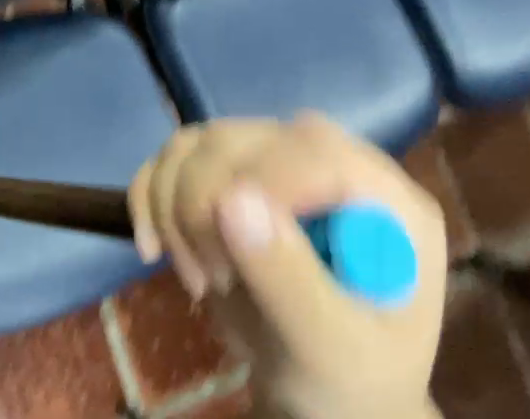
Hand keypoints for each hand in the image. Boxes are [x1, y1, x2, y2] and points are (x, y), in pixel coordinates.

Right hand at [129, 114, 446, 418]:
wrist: (317, 389)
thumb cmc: (347, 377)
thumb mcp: (330, 347)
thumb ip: (290, 277)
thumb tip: (232, 200)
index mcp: (382, 201)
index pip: (310, 147)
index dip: (258, 184)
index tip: (231, 257)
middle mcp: (324, 166)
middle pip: (236, 140)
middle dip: (200, 206)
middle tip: (211, 278)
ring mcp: (268, 166)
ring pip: (191, 145)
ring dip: (169, 208)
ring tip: (194, 275)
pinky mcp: (221, 177)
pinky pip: (166, 159)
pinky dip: (147, 200)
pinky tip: (154, 249)